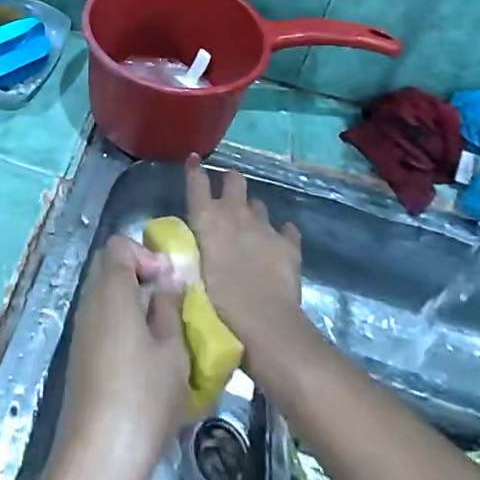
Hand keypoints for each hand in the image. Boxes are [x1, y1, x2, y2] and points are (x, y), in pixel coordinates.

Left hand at [17, 236, 189, 479]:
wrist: (99, 456)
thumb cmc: (143, 396)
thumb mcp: (172, 350)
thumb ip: (169, 308)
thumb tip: (167, 282)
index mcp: (110, 291)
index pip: (119, 246)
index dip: (146, 254)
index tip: (171, 281)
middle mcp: (89, 303)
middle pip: (109, 269)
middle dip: (141, 277)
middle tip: (171, 304)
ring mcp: (81, 331)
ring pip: (106, 297)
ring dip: (134, 304)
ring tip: (165, 334)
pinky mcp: (81, 357)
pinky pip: (102, 323)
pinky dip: (124, 326)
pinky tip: (147, 359)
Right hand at [184, 153, 305, 342]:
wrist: (264, 319)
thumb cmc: (218, 300)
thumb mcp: (195, 271)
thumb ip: (195, 249)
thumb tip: (190, 244)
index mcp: (207, 218)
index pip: (197, 181)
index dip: (194, 169)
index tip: (193, 161)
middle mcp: (235, 213)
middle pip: (234, 180)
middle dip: (231, 183)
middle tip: (228, 195)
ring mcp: (265, 225)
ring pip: (259, 204)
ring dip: (253, 212)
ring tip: (251, 229)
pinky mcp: (289, 242)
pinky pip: (286, 229)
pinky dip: (282, 234)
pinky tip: (280, 242)